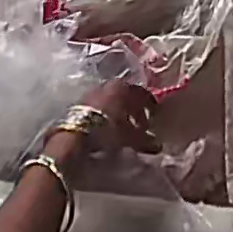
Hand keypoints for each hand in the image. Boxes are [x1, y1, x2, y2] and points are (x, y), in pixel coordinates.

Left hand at [42, 81, 160, 164]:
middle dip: (134, 110)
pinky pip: (98, 107)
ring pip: (111, 101)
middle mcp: (107, 86)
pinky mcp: (79, 103)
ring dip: (119, 114)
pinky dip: (106, 116)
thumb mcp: (129, 136)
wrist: (75, 134)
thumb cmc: (108, 130)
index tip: (155, 115)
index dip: (150, 105)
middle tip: (141, 125)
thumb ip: (144, 139)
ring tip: (124, 130)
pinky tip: (107, 129)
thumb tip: (157, 145)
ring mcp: (92, 93)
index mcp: (123, 88)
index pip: (142, 93)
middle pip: (126, 96)